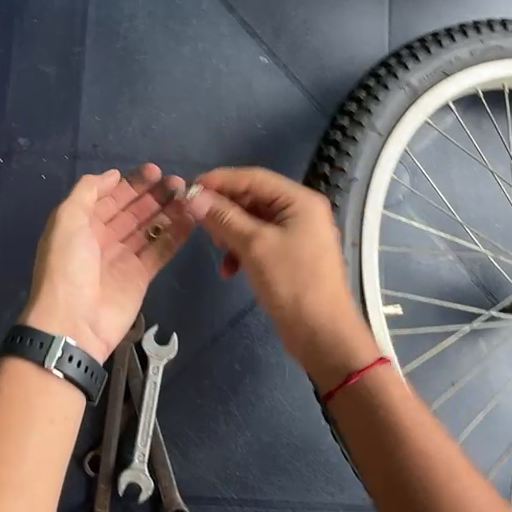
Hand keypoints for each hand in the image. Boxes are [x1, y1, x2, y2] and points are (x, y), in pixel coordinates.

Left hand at [22, 164, 192, 364]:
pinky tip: (192, 218)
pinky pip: (161, 250)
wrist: (73, 321)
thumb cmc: (67, 266)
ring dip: (168, 212)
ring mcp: (123, 258)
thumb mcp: (67, 219)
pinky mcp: (141, 277)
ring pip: (149, 228)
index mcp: (82, 224)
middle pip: (132, 211)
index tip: (155, 171)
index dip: (131, 183)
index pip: (110, 197)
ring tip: (188, 196)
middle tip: (178, 182)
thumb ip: (87, 192)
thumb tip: (112, 175)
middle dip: (153, 195)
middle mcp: (102, 238)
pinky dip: (176, 235)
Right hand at [182, 167, 382, 387]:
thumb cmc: (292, 283)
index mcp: (299, 200)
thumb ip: (224, 218)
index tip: (189, 189)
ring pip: (253, 221)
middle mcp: (300, 211)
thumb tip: (193, 197)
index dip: (220, 181)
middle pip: (253, 198)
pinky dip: (241, 250)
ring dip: (231, 232)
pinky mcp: (290, 257)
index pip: (254, 177)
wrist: (322, 334)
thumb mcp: (254, 246)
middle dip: (224, 209)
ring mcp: (297, 235)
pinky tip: (230, 269)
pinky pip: (259, 242)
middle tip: (198, 221)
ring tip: (216, 248)